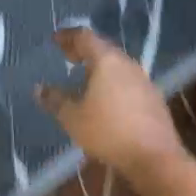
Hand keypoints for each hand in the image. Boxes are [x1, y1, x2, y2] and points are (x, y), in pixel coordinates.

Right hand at [36, 27, 186, 176]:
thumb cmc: (109, 132)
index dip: (68, 36)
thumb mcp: (74, 118)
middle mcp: (127, 63)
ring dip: (100, 67)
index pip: (85, 37)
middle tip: (68, 57)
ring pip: (118, 65)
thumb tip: (39, 88)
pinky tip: (108, 98)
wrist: (156, 158)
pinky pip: (128, 80)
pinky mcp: (154, 98)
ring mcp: (144, 80)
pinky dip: (114, 81)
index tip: (55, 40)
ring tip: (86, 78)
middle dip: (84, 50)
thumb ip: (56, 101)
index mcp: (106, 60)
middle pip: (103, 48)